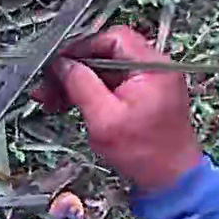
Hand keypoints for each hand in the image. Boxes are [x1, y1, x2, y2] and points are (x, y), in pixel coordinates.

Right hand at [33, 25, 202, 194]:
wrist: (171, 180)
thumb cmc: (143, 153)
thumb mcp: (105, 118)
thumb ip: (81, 85)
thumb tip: (60, 63)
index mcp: (151, 66)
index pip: (111, 38)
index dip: (79, 48)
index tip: (56, 64)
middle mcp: (152, 67)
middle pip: (104, 52)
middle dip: (73, 69)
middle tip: (47, 86)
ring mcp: (148, 81)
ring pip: (103, 70)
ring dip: (76, 82)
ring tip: (50, 99)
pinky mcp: (141, 96)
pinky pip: (109, 84)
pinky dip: (88, 92)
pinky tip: (67, 104)